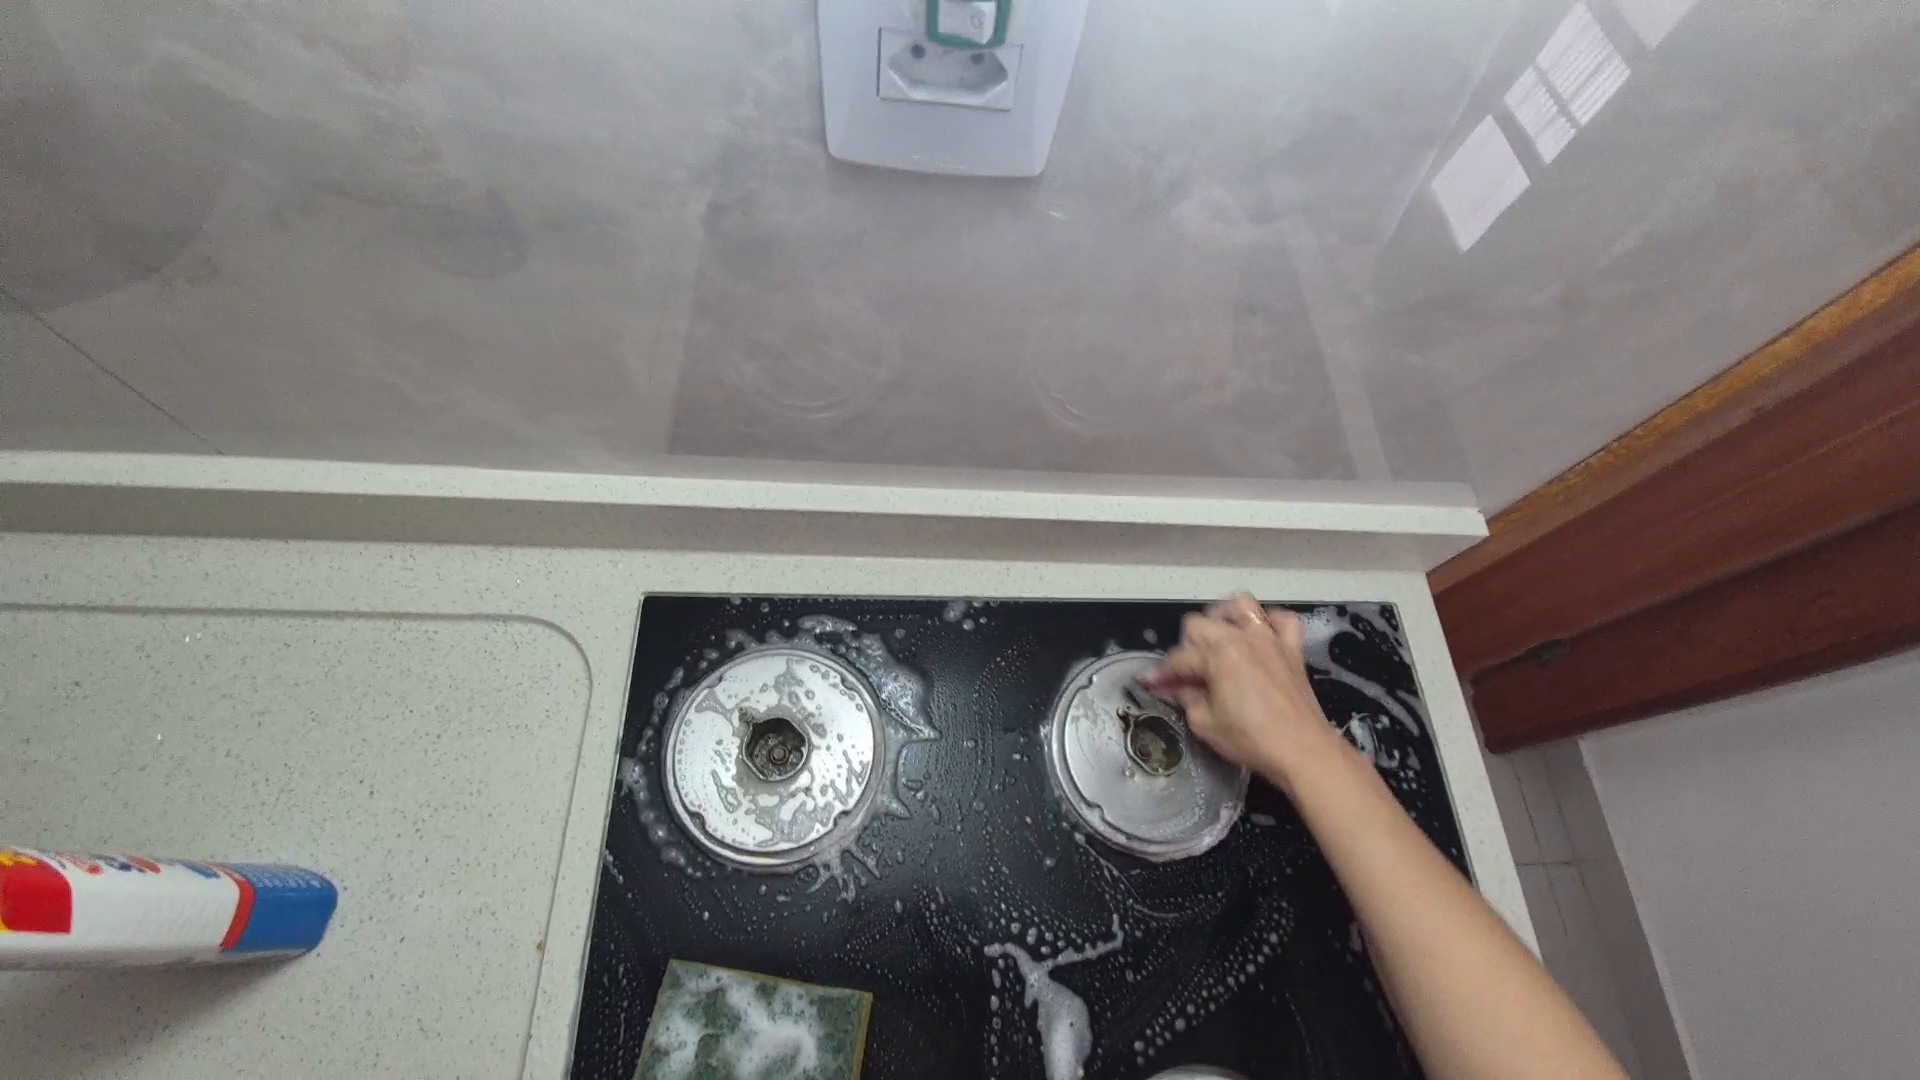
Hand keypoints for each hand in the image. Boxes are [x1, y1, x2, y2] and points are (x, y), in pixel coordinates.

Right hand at [1138, 593, 1343, 788]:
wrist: (1303, 752)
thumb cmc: (1251, 739)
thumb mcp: (1205, 723)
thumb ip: (1184, 698)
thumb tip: (1171, 688)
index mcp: (1217, 655)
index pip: (1179, 659)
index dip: (1162, 673)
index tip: (1151, 683)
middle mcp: (1242, 637)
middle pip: (1200, 623)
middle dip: (1186, 646)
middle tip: (1187, 672)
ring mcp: (1270, 639)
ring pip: (1241, 605)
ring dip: (1224, 618)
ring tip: (1218, 639)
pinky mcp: (1292, 650)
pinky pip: (1284, 620)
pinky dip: (1270, 623)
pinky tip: (1260, 637)